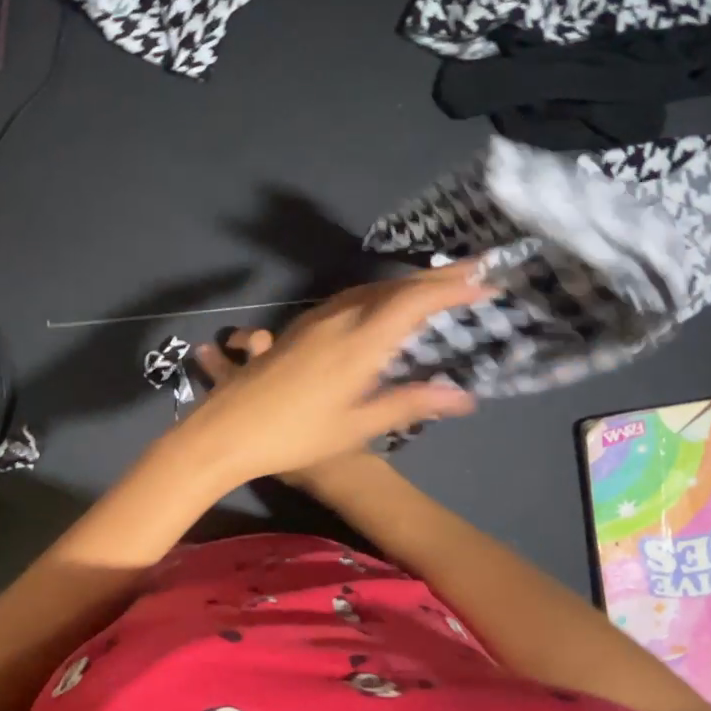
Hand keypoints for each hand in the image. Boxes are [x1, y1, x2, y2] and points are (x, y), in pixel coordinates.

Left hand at [178, 265, 487, 487]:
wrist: (223, 433)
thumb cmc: (291, 437)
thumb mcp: (355, 426)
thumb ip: (407, 404)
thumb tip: (464, 397)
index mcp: (358, 342)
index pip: (413, 300)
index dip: (452, 287)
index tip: (487, 283)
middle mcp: (335, 322)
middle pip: (390, 288)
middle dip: (432, 278)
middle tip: (471, 272)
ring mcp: (309, 324)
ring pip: (363, 291)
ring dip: (400, 285)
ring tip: (430, 287)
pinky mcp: (291, 333)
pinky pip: (341, 302)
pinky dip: (370, 297)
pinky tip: (374, 309)